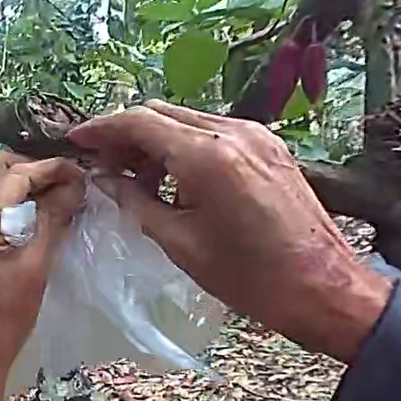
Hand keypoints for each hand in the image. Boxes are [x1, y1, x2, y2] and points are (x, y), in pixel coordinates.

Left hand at [0, 151, 86, 400]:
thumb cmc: (6, 319)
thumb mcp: (36, 266)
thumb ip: (53, 218)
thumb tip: (77, 184)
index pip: (16, 173)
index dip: (52, 168)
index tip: (82, 172)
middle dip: (34, 169)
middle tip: (70, 181)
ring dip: (21, 183)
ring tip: (57, 195)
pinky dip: (9, 201)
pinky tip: (34, 213)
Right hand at [67, 101, 391, 362]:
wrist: (323, 287)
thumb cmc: (247, 277)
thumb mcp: (180, 243)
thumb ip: (136, 202)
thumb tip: (104, 179)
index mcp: (207, 156)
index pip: (140, 122)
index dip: (102, 128)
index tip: (77, 140)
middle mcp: (233, 132)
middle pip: (163, 113)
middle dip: (126, 132)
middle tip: (101, 161)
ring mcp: (256, 135)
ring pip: (188, 120)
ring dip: (155, 138)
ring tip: (134, 175)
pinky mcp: (270, 146)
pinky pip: (213, 132)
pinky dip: (184, 145)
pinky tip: (173, 176)